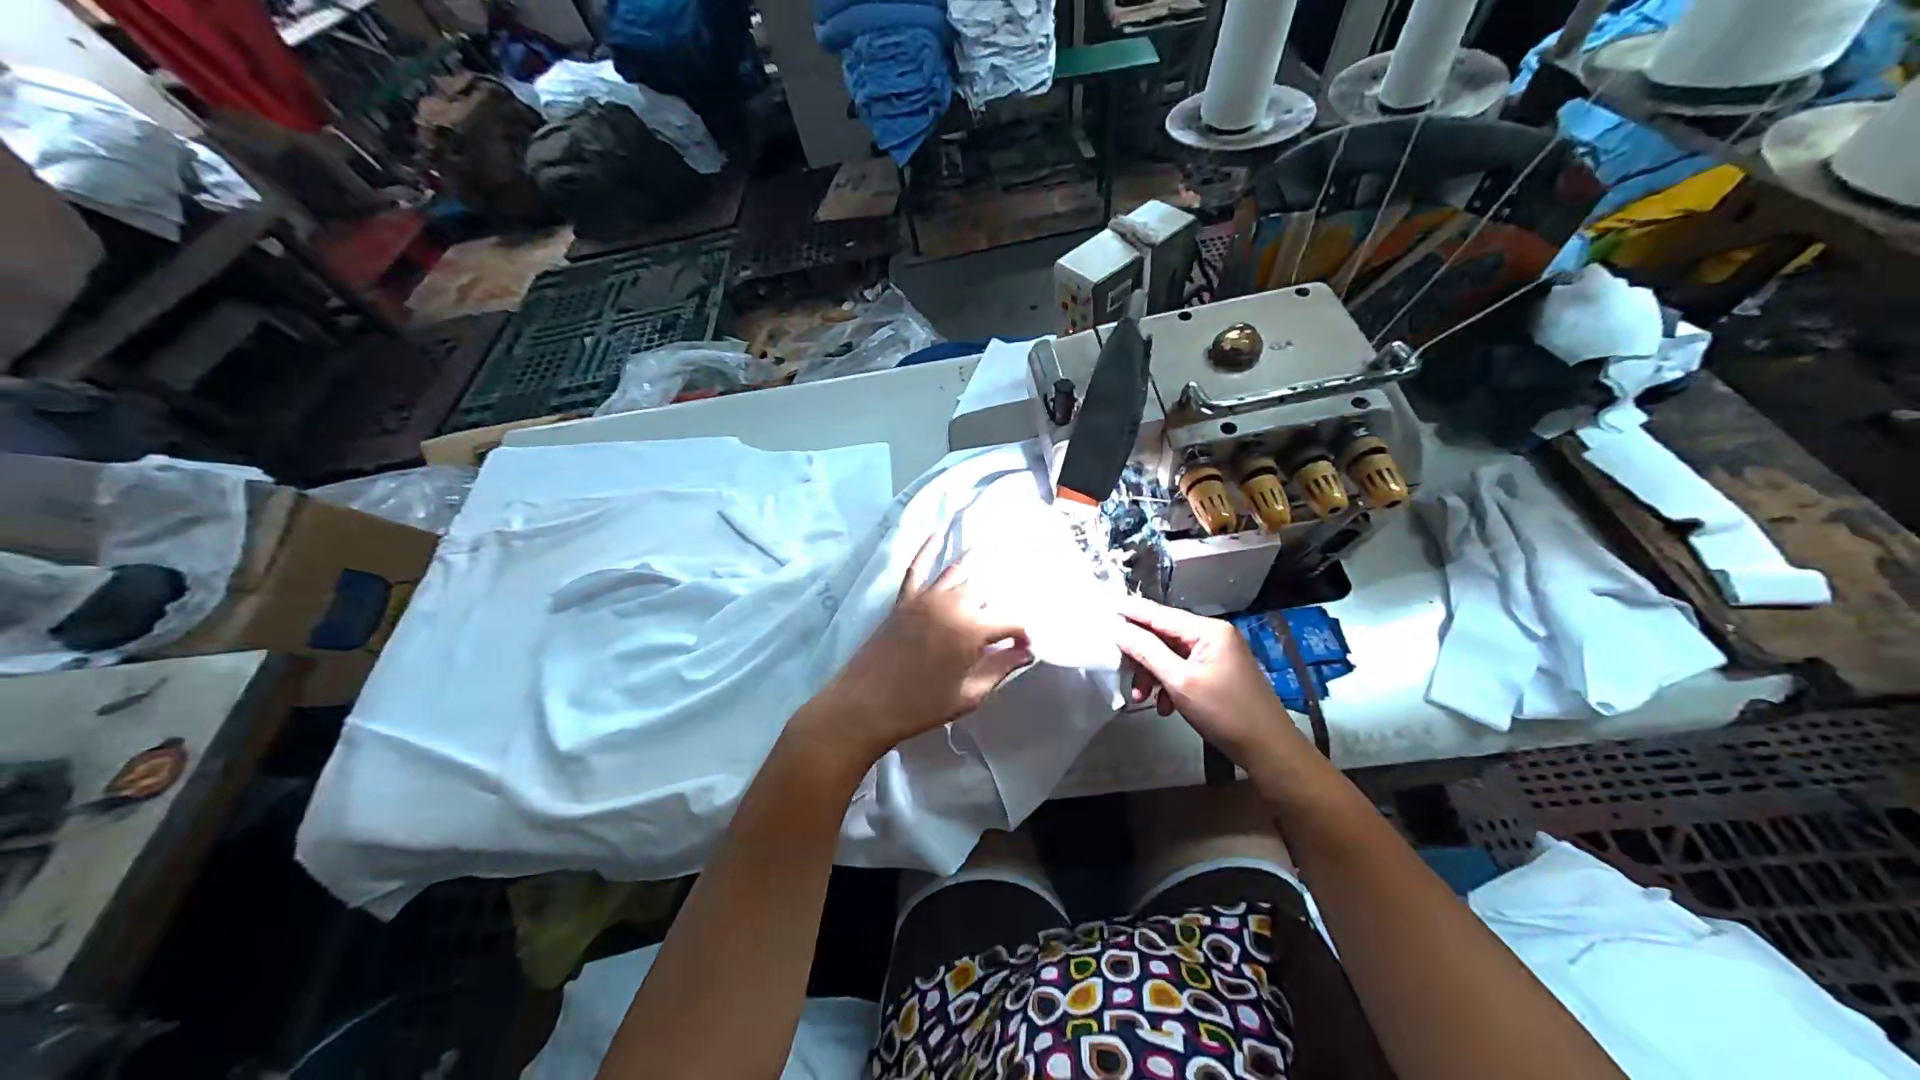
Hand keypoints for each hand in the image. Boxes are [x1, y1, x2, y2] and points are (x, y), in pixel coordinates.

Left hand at [803, 538, 1032, 764]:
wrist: (866, 704)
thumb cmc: (921, 706)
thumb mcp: (969, 695)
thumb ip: (1000, 669)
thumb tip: (1025, 652)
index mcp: (973, 630)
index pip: (1011, 622)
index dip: (1022, 635)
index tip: (1024, 649)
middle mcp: (953, 605)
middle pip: (985, 592)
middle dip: (1000, 598)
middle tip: (1008, 604)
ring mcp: (926, 599)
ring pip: (957, 573)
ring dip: (975, 562)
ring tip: (991, 548)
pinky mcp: (904, 601)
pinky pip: (917, 568)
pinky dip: (927, 549)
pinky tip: (937, 534)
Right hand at [1112, 595, 1304, 764]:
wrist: (1267, 748)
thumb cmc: (1224, 712)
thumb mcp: (1179, 681)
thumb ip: (1147, 651)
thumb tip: (1119, 630)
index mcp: (1208, 630)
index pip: (1160, 614)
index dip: (1131, 612)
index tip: (1105, 609)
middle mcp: (1213, 635)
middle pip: (1163, 635)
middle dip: (1142, 656)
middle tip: (1123, 675)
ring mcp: (1217, 653)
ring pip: (1170, 655)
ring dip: (1153, 675)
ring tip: (1142, 699)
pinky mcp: (1217, 671)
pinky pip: (1183, 669)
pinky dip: (1169, 684)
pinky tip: (1165, 706)